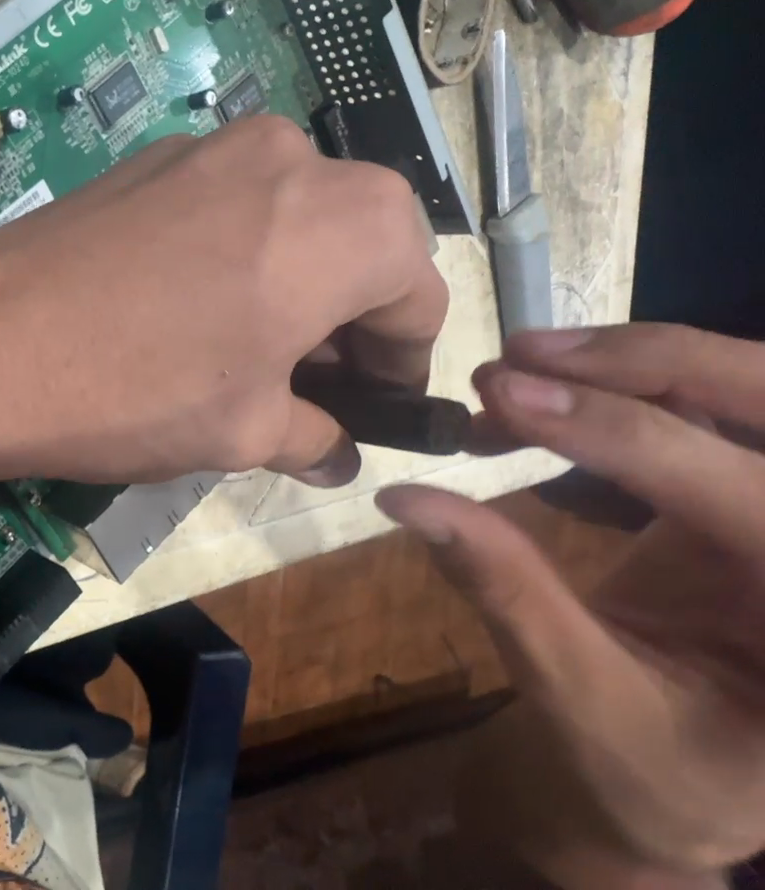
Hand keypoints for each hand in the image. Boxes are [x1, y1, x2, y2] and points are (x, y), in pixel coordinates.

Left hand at [0, 115, 446, 485]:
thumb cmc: (133, 390)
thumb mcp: (241, 430)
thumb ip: (311, 436)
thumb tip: (335, 451)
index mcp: (349, 217)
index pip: (414, 295)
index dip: (396, 360)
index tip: (368, 405)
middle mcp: (285, 156)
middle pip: (347, 242)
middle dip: (334, 314)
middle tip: (292, 382)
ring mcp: (197, 148)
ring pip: (274, 218)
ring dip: (274, 280)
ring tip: (224, 349)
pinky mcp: (131, 164)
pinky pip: (206, 207)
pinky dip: (215, 253)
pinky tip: (165, 309)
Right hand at [378, 324, 764, 887]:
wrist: (677, 781)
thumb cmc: (644, 771)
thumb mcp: (577, 696)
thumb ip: (505, 591)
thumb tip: (405, 499)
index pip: (752, 500)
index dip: (625, 434)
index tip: (500, 391)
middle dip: (663, 365)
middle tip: (524, 354)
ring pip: (755, 399)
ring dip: (638, 367)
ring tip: (513, 372)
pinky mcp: (751, 503)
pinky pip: (706, 418)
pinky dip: (619, 392)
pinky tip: (535, 402)